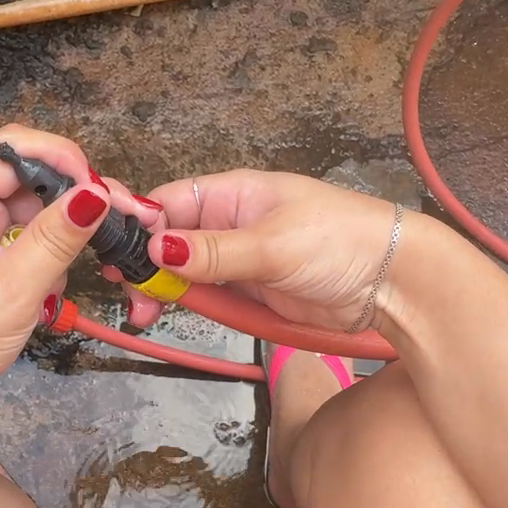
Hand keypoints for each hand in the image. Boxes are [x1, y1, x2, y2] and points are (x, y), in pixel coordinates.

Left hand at [0, 124, 154, 411]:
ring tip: (75, 266)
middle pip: (27, 176)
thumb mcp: (13, 290)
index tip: (97, 184)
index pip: (9, 147)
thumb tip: (97, 194)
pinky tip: (51, 285)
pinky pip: (25, 238)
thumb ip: (56, 240)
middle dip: (71, 196)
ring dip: (61, 233)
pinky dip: (47, 256)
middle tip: (117, 218)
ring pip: (32, 209)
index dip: (56, 154)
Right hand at [132, 170, 409, 331]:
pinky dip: (185, 304)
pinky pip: (205, 294)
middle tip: (130, 296)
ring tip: (144, 313)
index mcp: (232, 194)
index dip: (139, 225)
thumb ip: (213, 252)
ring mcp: (235, 259)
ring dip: (160, 289)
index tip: (117, 255)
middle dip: (145, 264)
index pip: (169, 202)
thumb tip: (157, 248)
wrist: (390, 283)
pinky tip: (166, 314)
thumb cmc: (337, 242)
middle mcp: (228, 223)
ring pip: (181, 271)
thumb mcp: (272, 244)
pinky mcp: (247, 291)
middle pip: (168, 240)